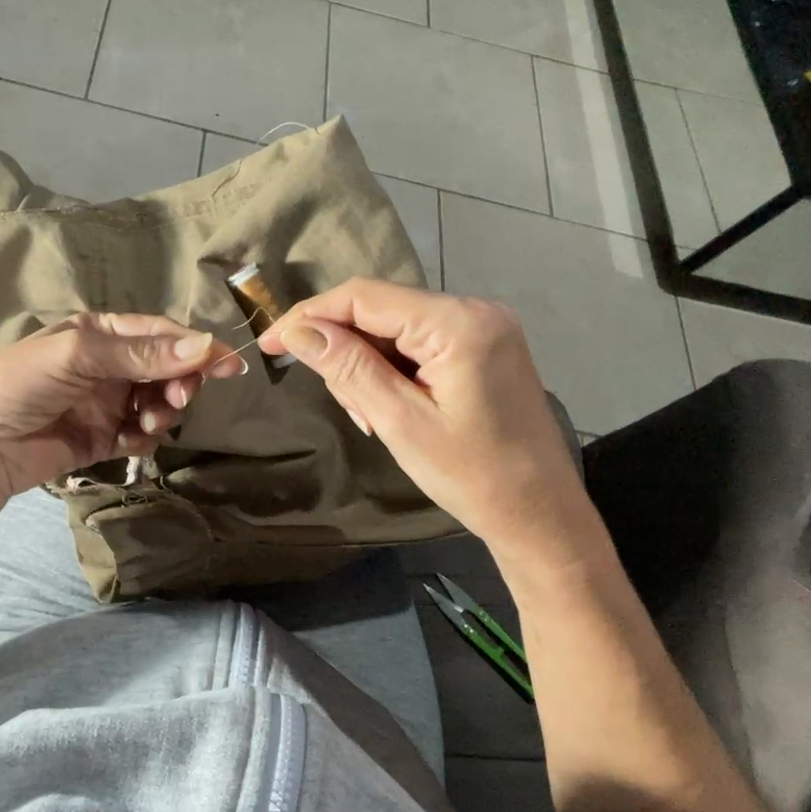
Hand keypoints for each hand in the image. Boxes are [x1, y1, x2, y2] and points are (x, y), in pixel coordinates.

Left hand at [0, 313, 246, 498]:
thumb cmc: (19, 384)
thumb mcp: (78, 356)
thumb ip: (139, 353)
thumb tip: (203, 346)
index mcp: (100, 334)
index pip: (160, 334)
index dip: (196, 348)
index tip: (230, 365)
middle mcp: (108, 366)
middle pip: (166, 370)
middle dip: (180, 383)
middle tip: (178, 399)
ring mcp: (107, 404)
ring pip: (158, 404)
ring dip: (163, 413)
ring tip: (147, 424)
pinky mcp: (103, 440)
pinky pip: (141, 436)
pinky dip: (144, 438)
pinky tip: (129, 441)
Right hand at [256, 279, 599, 564]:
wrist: (539, 513)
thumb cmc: (471, 475)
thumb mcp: (399, 422)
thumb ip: (348, 368)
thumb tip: (298, 332)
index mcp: (459, 323)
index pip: (364, 298)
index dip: (310, 316)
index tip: (271, 345)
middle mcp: (474, 310)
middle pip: (378, 311)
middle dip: (345, 353)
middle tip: (351, 410)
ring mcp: (481, 328)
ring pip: (393, 330)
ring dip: (367, 368)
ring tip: (374, 419)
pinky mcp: (482, 347)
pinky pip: (416, 345)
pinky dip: (391, 373)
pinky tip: (390, 409)